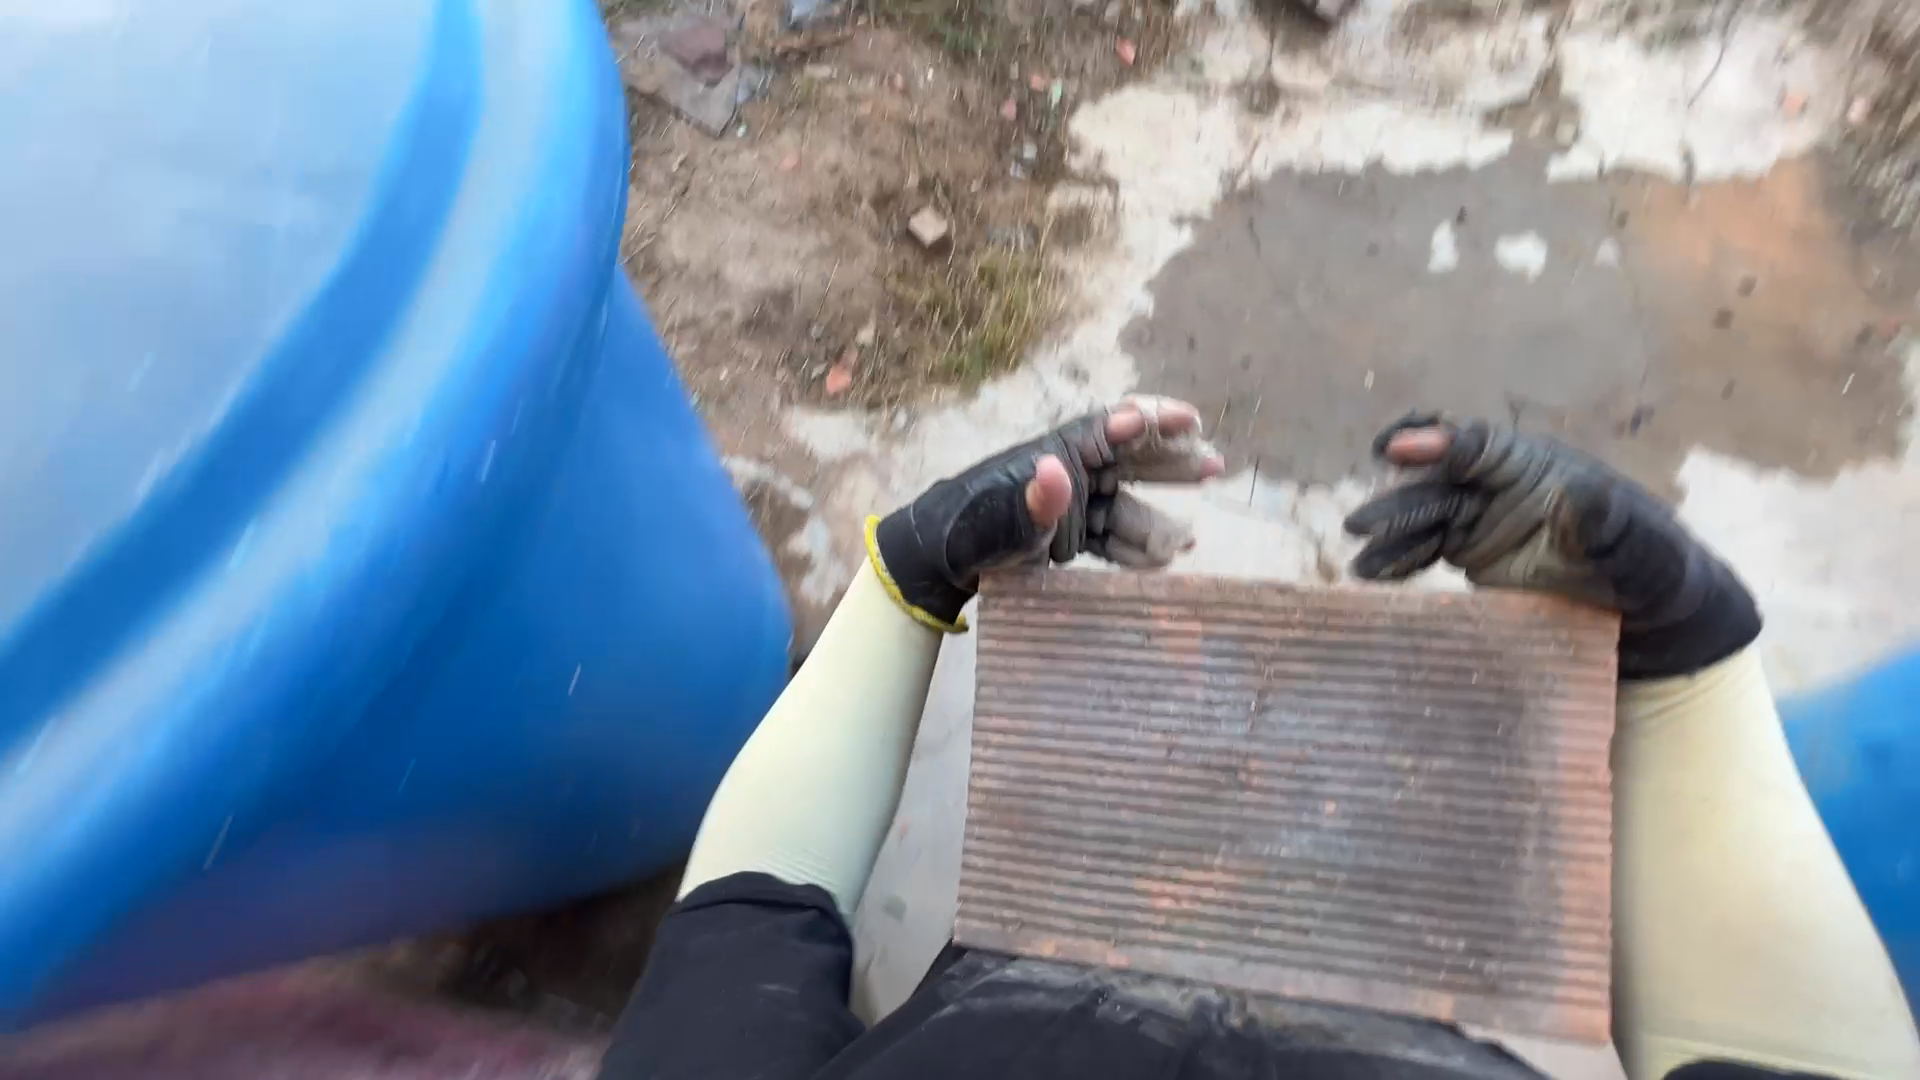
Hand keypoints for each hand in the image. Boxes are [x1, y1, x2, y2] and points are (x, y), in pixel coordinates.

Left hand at [870, 397, 1224, 630]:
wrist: (943, 564)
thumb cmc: (972, 528)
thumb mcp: (1006, 518)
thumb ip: (1035, 499)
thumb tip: (1057, 468)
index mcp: (1058, 455)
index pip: (1111, 429)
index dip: (1152, 420)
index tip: (1191, 419)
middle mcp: (1072, 477)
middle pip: (1131, 463)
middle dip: (1171, 463)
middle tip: (1214, 465)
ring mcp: (1073, 510)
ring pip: (1126, 509)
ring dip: (1157, 523)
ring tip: (1187, 542)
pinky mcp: (1069, 540)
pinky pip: (1111, 542)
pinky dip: (1133, 553)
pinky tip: (1159, 564)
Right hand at [1341, 413, 1760, 679]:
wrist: (1646, 615)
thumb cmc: (1652, 573)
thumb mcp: (1639, 548)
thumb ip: (1607, 522)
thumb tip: (1575, 494)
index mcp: (1539, 470)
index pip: (1478, 447)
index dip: (1435, 443)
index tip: (1393, 448)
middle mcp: (1499, 487)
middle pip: (1436, 483)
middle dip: (1398, 501)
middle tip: (1359, 524)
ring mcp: (1477, 519)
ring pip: (1420, 517)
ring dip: (1388, 536)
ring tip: (1361, 564)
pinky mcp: (1464, 549)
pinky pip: (1420, 548)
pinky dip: (1394, 560)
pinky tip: (1372, 574)